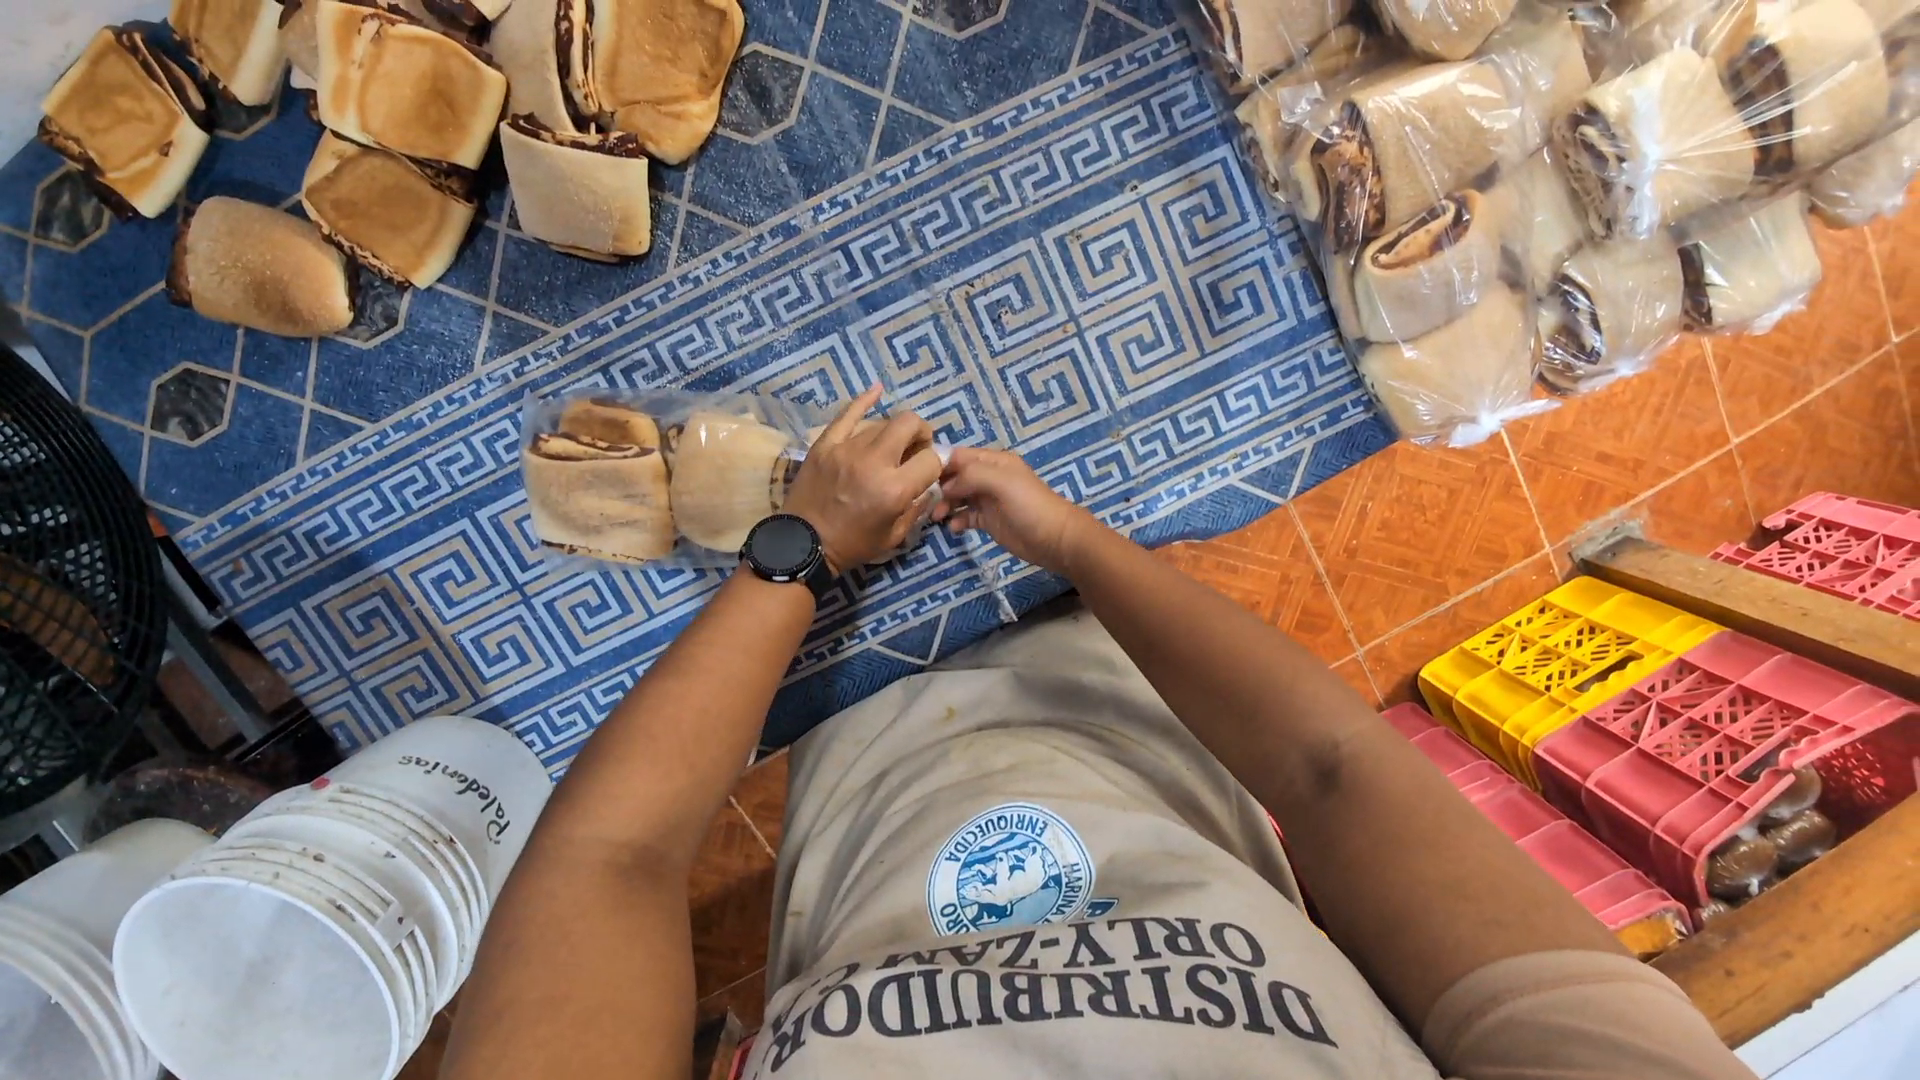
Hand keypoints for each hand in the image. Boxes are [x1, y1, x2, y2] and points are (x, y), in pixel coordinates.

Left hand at [782, 385, 941, 573]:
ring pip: (882, 422)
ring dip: (894, 432)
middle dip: (921, 433)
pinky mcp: (825, 444)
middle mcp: (874, 463)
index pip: (931, 459)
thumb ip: (917, 507)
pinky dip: (865, 400)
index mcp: (894, 490)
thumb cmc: (852, 545)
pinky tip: (877, 390)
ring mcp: (847, 450)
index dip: (936, 462)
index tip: (929, 469)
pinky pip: (848, 414)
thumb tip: (929, 484)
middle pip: (909, 424)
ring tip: (891, 445)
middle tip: (916, 448)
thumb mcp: (895, 536)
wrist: (803, 545)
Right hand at [932, 447, 1099, 575]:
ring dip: (944, 505)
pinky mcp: (989, 521)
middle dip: (938, 486)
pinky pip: (965, 516)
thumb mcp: (1002, 482)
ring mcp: (988, 500)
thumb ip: (971, 476)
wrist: (1055, 540)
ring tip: (936, 517)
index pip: (958, 456)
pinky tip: (953, 527)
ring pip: (957, 497)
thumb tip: (945, 487)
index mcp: (993, 462)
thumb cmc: (1030, 506)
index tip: (917, 475)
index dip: (938, 463)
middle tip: (923, 500)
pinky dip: (956, 520)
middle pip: (954, 476)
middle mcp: (989, 477)